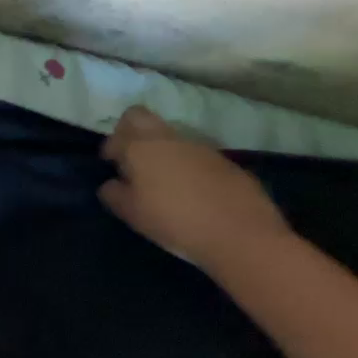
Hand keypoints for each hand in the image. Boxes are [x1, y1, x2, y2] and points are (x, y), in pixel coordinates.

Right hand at [99, 105, 293, 267]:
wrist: (246, 239)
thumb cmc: (176, 222)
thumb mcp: (132, 214)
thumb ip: (114, 194)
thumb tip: (112, 184)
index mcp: (139, 146)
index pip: (116, 133)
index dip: (111, 149)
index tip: (112, 167)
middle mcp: (168, 139)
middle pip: (141, 117)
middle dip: (132, 131)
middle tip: (135, 160)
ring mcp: (203, 150)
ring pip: (175, 140)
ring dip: (168, 153)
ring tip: (171, 183)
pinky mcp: (232, 166)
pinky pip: (203, 161)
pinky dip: (196, 171)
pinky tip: (201, 196)